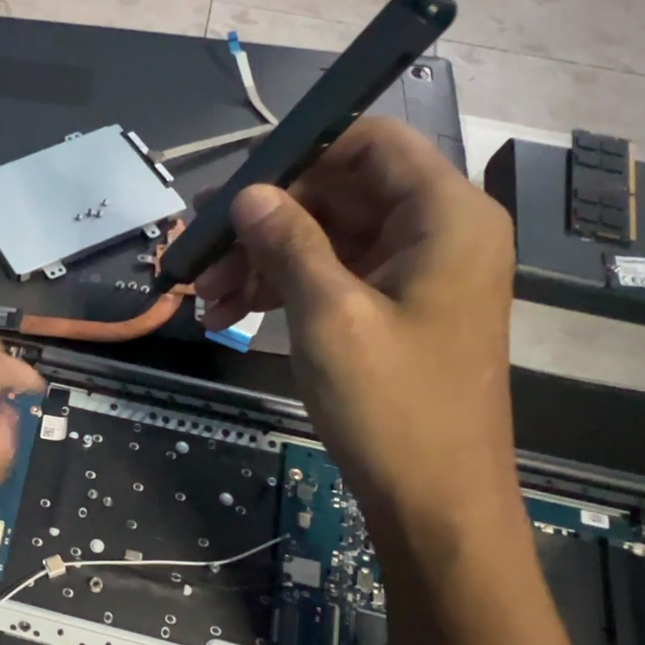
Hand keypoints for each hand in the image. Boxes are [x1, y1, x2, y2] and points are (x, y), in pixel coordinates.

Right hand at [194, 116, 517, 528]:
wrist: (435, 500)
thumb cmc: (392, 404)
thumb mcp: (329, 316)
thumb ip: (288, 243)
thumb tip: (247, 195)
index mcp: (445, 215)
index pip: (369, 143)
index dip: (298, 157)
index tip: (233, 193)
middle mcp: (437, 231)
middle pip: (339, 193)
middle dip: (265, 223)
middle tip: (199, 256)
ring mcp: (416, 273)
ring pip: (327, 239)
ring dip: (263, 262)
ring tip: (205, 300)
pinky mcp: (394, 310)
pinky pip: (332, 278)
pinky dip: (283, 290)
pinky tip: (230, 317)